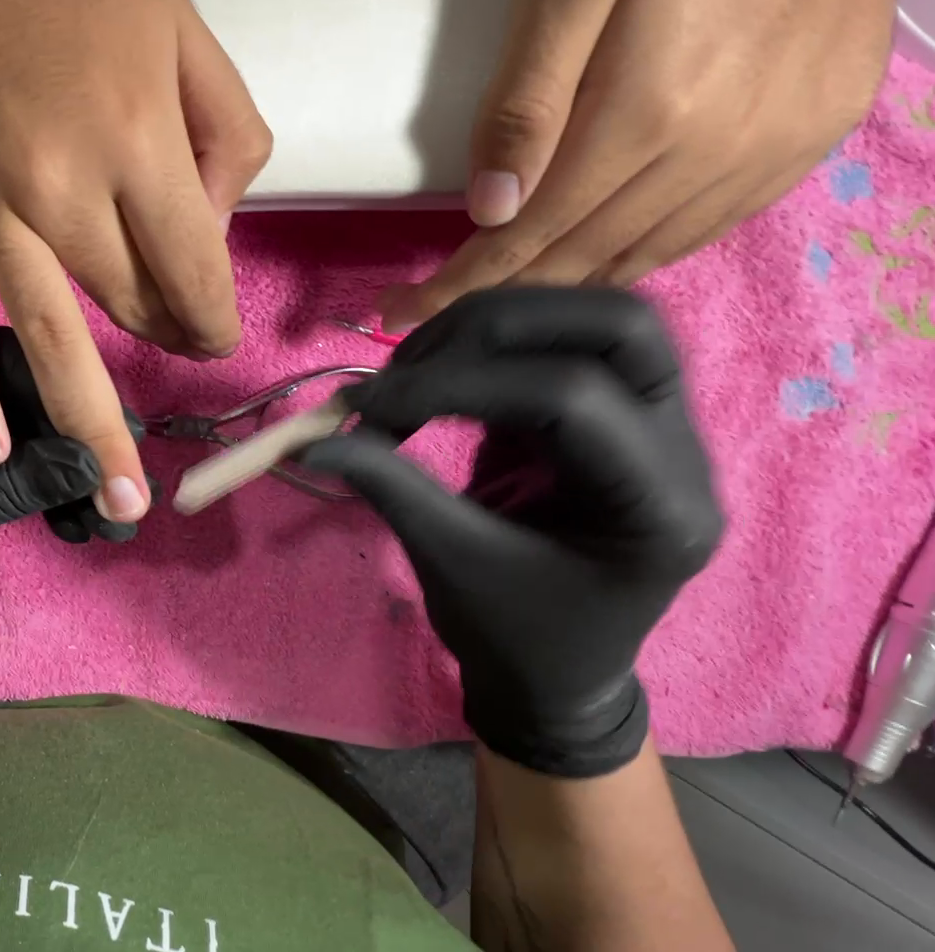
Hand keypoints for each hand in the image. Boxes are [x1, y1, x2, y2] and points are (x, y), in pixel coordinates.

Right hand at [0, 0, 272, 522]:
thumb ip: (227, 137)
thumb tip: (208, 231)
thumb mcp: (187, 32)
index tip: (214, 331)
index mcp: (132, 139)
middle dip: (162, 337)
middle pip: (127, 305)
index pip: (193, 269)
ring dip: (88, 420)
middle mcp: (57, 189)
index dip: (215, 316)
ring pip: (47, 337)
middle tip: (172, 345)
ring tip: (115, 494)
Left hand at [0, 328, 112, 709]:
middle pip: (11, 404)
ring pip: (10, 447)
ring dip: (56, 480)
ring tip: (106, 521)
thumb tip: (101, 460)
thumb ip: (16, 481)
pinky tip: (71, 527)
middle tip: (123, 481)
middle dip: (67, 444)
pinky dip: (32, 500)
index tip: (118, 431)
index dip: (61, 393)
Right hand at [304, 288, 724, 775]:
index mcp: (658, 504)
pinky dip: (483, 348)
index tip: (363, 407)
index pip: (568, 397)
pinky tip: (429, 377)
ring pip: (591, 318)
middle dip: (496, 327)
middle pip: (615, 326)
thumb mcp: (450, 563)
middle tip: (405, 366)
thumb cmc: (514, 633)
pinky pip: (555, 343)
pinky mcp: (603, 412)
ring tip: (409, 369)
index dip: (454, 385)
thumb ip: (390, 487)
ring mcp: (650, 423)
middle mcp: (677, 447)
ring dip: (489, 326)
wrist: (552, 671)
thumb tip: (313, 438)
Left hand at [384, 0, 905, 329]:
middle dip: (497, 295)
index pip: (526, 238)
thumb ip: (525, 106)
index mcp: (648, 117)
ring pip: (644, 255)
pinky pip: (710, 225)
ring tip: (502, 294)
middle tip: (434, 313)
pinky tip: (597, 255)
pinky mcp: (819, 126)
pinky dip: (639, 253)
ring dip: (564, 283)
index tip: (401, 313)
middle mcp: (722, 149)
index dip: (459, 285)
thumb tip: (489, 209)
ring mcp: (782, 142)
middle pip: (579, 258)